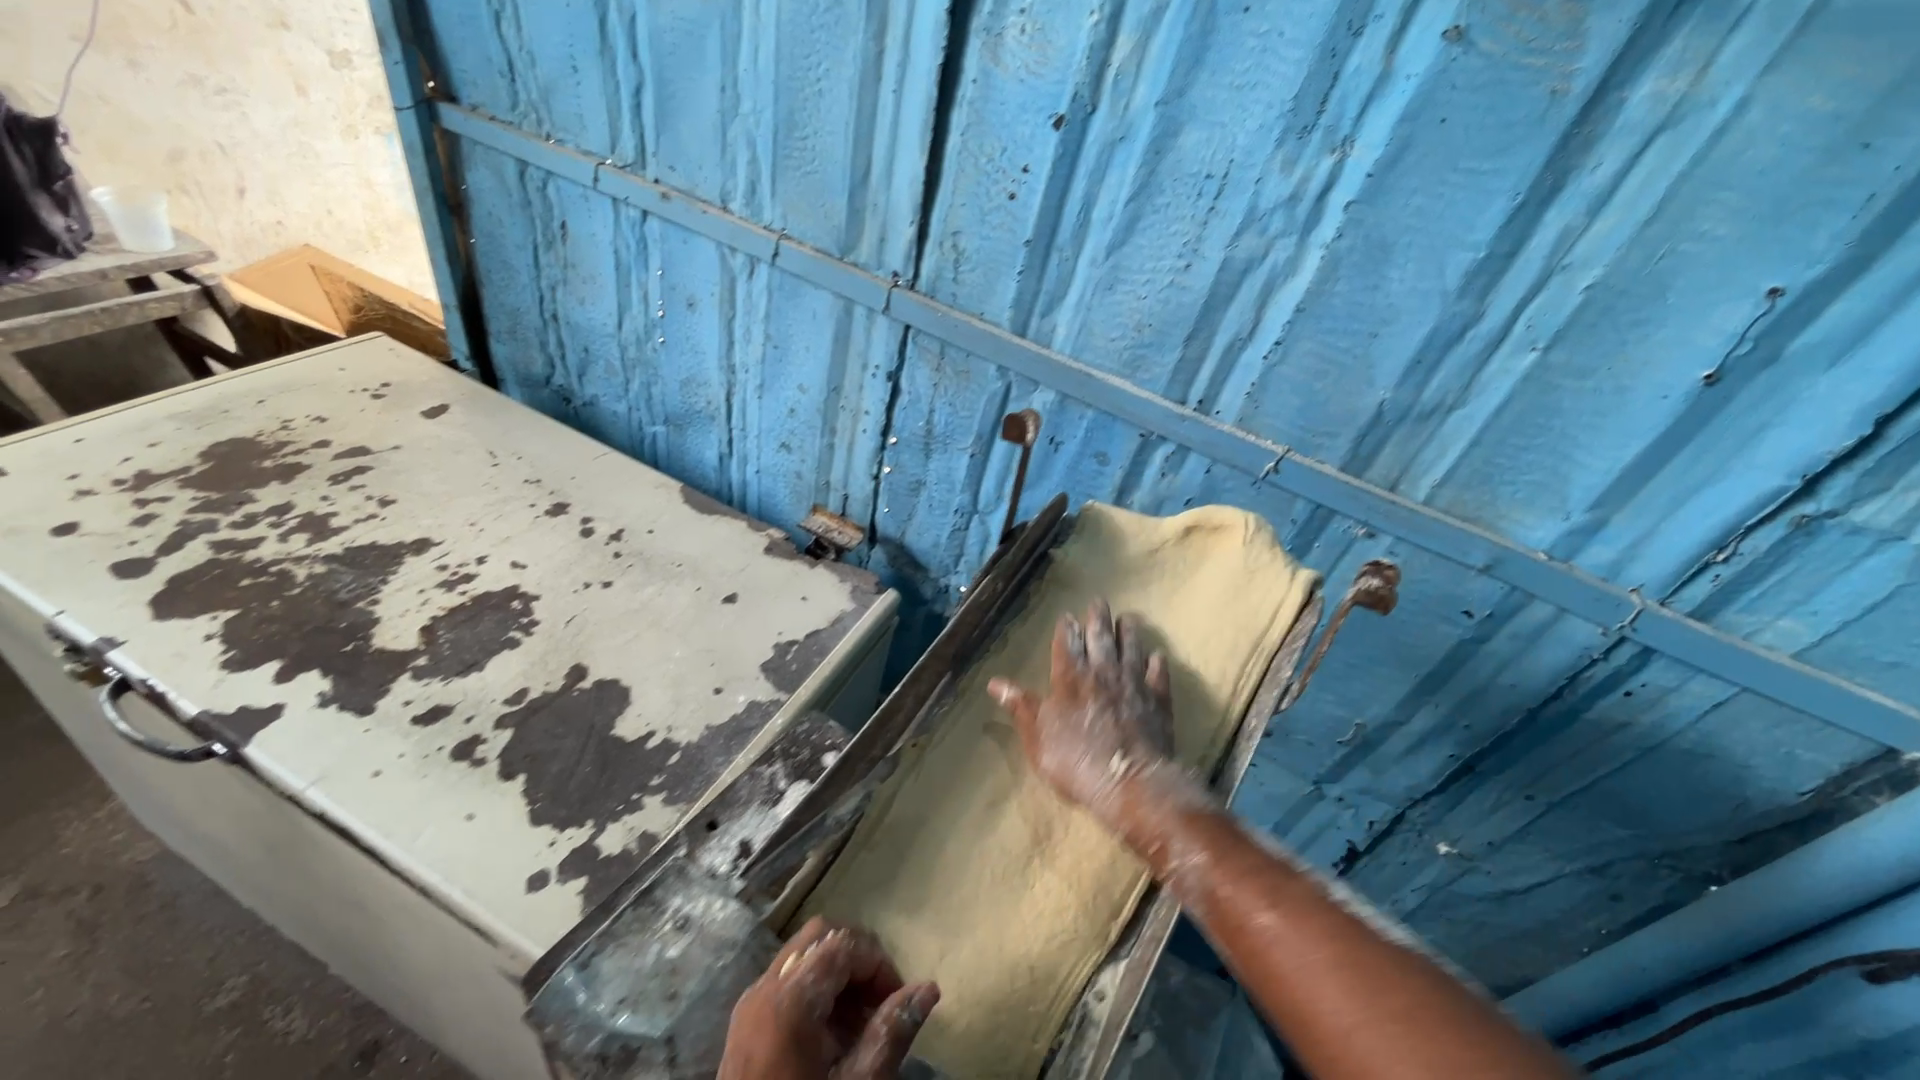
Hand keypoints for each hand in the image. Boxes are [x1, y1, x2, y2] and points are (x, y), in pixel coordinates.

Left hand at [719, 917, 939, 1079]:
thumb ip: (891, 1032)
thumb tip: (928, 989)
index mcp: (791, 999)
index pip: (844, 943)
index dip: (880, 964)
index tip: (898, 1003)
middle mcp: (766, 987)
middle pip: (820, 936)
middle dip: (859, 960)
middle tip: (880, 1004)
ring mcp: (751, 1001)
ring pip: (804, 954)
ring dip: (839, 974)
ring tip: (860, 1024)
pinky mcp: (746, 1020)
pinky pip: (787, 979)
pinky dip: (817, 988)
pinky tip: (832, 1034)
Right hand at [987, 598, 1177, 823]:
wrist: (1130, 781)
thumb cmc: (1075, 760)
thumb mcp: (1037, 736)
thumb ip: (1020, 706)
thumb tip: (995, 683)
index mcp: (1070, 678)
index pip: (1066, 644)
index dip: (1066, 629)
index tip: (1067, 617)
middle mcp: (1103, 672)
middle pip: (1100, 638)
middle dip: (1098, 619)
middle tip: (1099, 602)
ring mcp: (1133, 684)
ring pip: (1131, 649)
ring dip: (1129, 632)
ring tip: (1128, 618)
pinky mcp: (1158, 701)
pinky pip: (1158, 674)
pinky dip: (1157, 663)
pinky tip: (1158, 655)